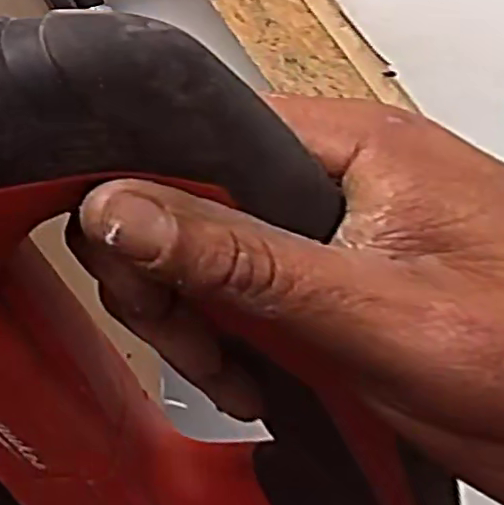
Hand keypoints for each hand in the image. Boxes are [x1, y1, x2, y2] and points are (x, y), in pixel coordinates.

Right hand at [68, 96, 503, 504]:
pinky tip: (240, 365)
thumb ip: (239, 259)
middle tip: (181, 329)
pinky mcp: (308, 267)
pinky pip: (212, 280)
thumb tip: (113, 209)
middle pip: (164, 196)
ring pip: (177, 244)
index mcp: (345, 146)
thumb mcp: (390, 323)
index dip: (128, 197)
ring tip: (223, 363)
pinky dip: (207, 329)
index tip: (125, 262)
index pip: (175, 139)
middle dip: (153, 272)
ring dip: (179, 311)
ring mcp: (310, 223)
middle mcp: (317, 172)